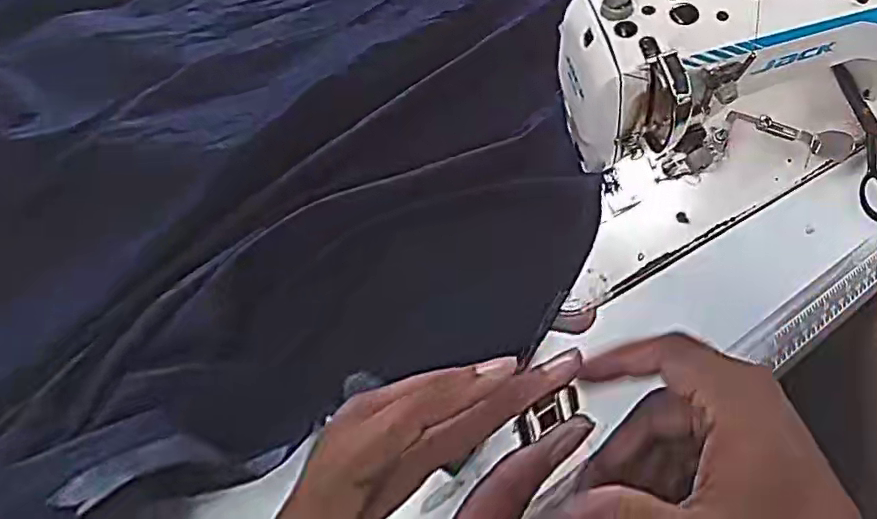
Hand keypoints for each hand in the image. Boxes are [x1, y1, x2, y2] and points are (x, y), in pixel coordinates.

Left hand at [277, 351, 590, 518]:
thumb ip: (498, 506)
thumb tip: (560, 441)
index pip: (372, 437)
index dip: (445, 395)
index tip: (510, 374)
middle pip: (380, 422)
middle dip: (468, 389)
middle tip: (533, 372)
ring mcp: (316, 517)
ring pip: (378, 430)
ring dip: (453, 400)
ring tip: (509, 384)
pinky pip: (381, 455)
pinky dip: (434, 428)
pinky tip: (470, 416)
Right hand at [560, 334, 857, 518]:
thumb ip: (630, 510)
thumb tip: (584, 502)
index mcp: (735, 392)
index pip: (667, 353)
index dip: (620, 359)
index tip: (588, 369)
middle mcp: (745, 394)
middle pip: (665, 403)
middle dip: (623, 447)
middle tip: (588, 488)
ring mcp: (752, 418)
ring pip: (679, 428)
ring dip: (643, 465)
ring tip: (613, 504)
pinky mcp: (755, 443)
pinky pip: (699, 444)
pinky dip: (670, 472)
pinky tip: (650, 507)